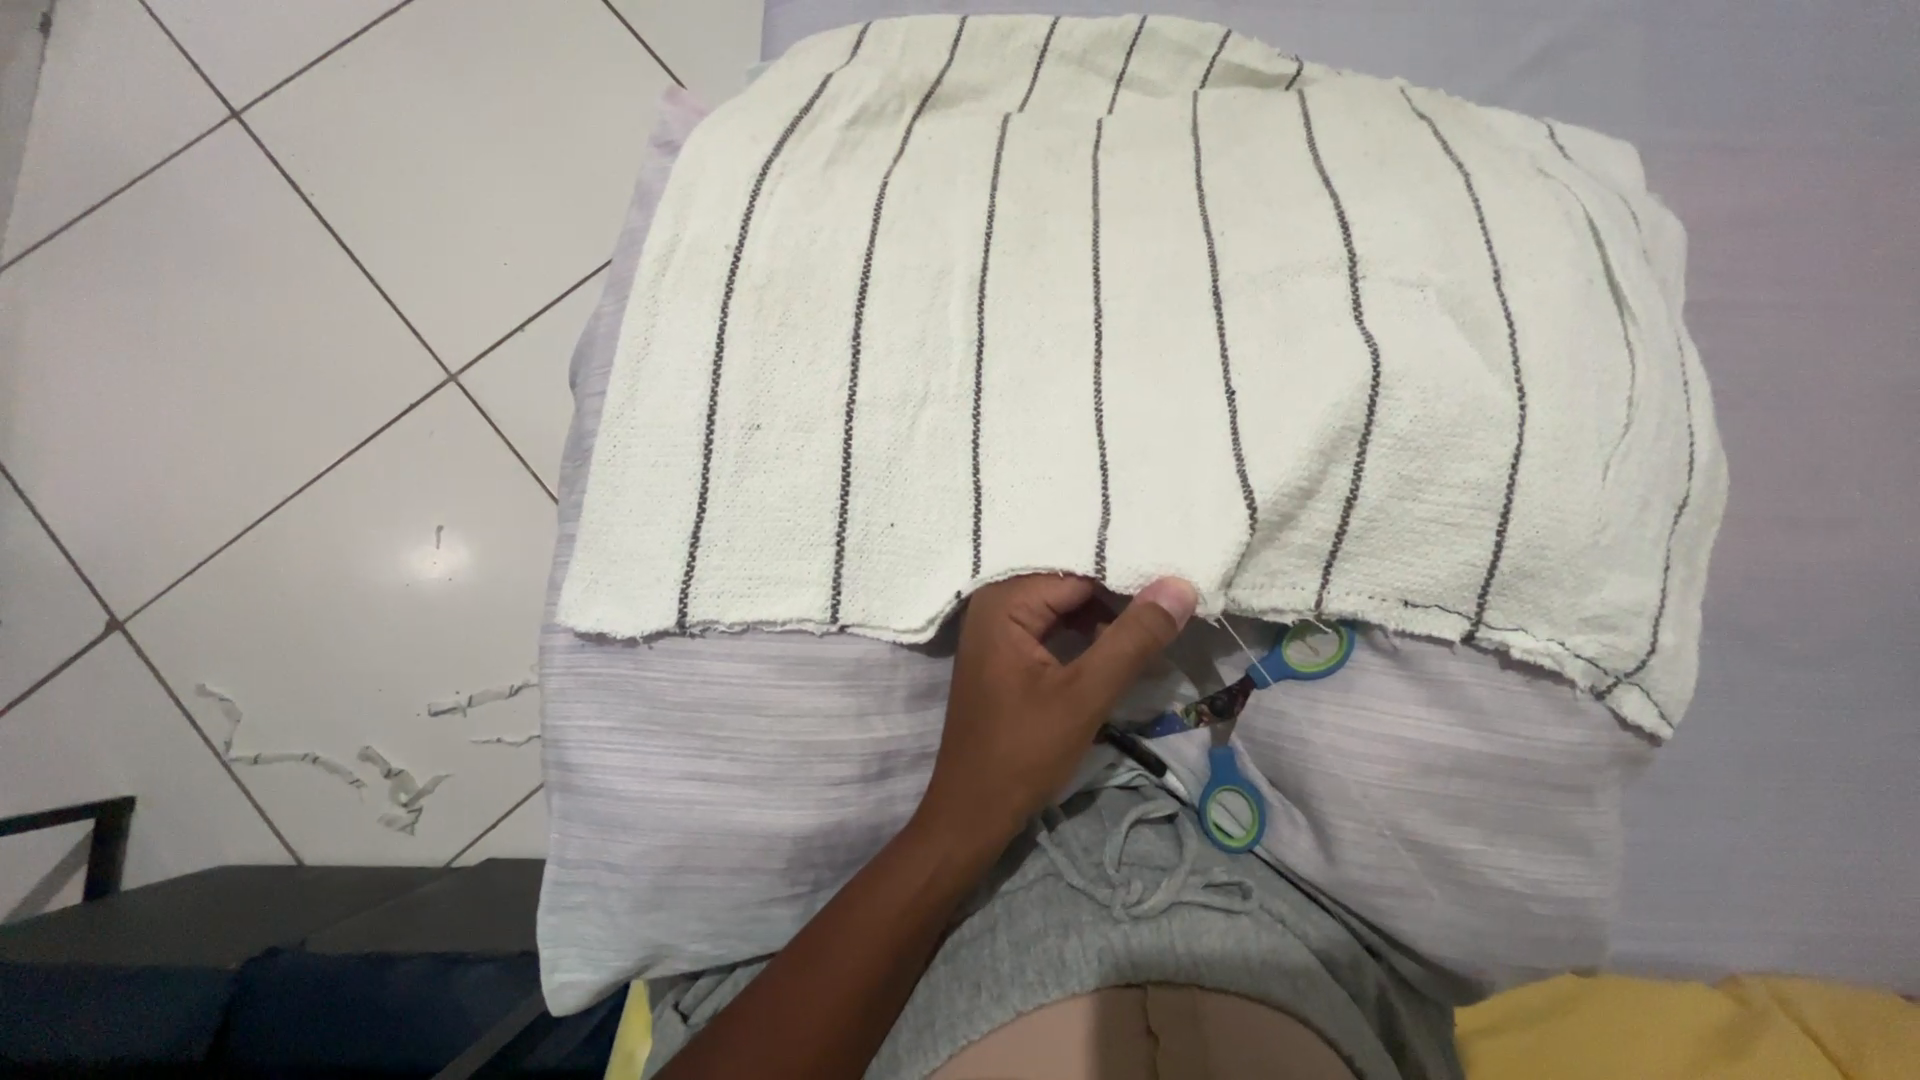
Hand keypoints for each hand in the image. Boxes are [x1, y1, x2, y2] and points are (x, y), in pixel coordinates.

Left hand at [913, 574, 1197, 851]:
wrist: (972, 809)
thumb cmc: (1022, 752)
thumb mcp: (1085, 695)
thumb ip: (1133, 638)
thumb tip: (1180, 585)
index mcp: (1003, 601)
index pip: (1079, 568)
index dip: (1130, 574)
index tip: (1179, 583)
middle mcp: (993, 601)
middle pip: (1069, 579)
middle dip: (1119, 589)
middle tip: (1175, 596)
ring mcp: (996, 626)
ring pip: (1062, 601)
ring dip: (1105, 611)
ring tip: (1157, 618)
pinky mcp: (1004, 649)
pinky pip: (1051, 622)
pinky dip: (1085, 629)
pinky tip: (1119, 642)